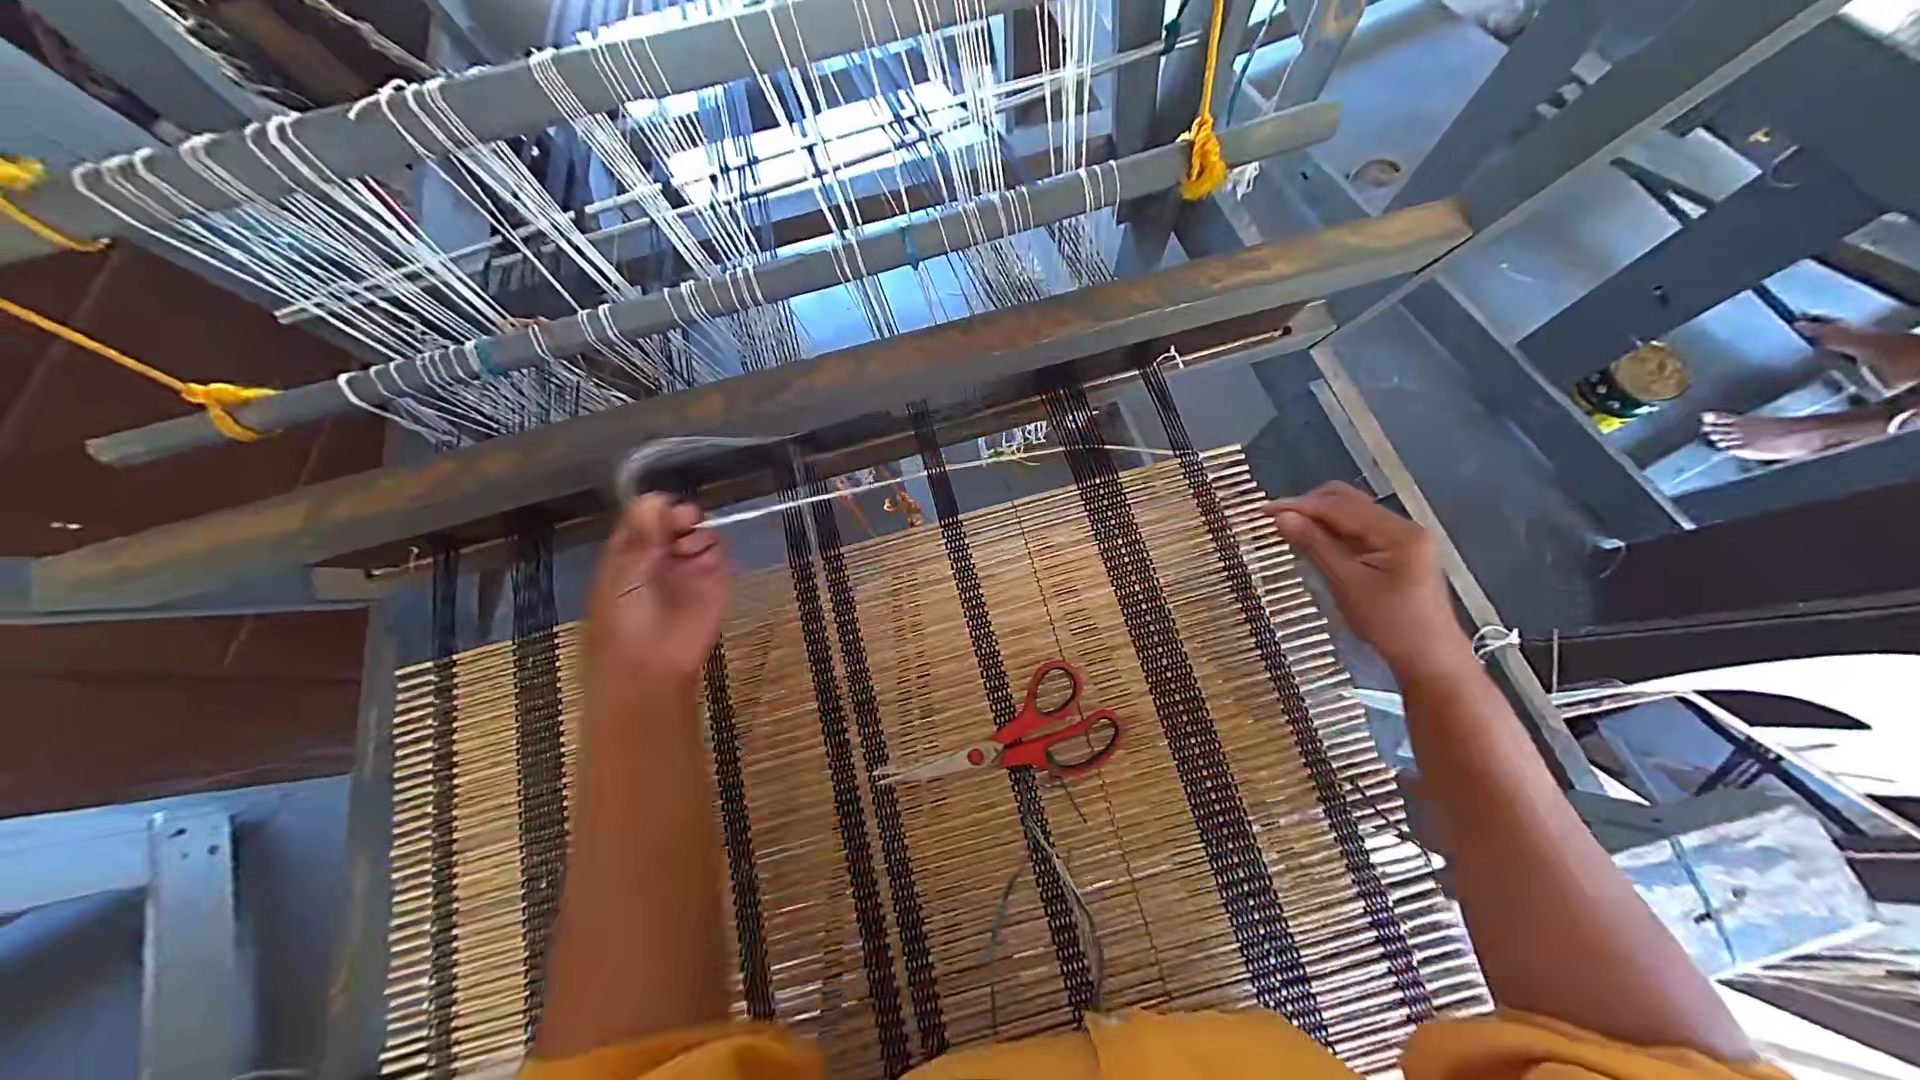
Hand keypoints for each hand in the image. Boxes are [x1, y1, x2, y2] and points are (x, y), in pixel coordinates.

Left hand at [585, 494, 732, 695]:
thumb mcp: (623, 577)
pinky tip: (708, 562)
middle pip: (675, 523)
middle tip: (686, 520)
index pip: (644, 520)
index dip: (654, 510)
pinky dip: (718, 553)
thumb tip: (654, 497)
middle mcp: (661, 559)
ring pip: (700, 536)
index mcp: (630, 556)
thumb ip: (641, 538)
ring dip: (698, 536)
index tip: (665, 508)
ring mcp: (690, 571)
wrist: (650, 669)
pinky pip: (722, 557)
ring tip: (691, 552)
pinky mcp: (716, 585)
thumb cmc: (623, 625)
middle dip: (680, 517)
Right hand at [1264, 483, 1469, 679]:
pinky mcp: (1395, 551)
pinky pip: (1357, 530)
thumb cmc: (1391, 624)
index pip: (1340, 506)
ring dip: (1319, 518)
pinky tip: (1313, 541)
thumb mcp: (1347, 584)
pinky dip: (1332, 532)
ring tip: (1289, 529)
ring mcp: (1400, 538)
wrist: (1429, 658)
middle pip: (1348, 501)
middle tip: (1275, 520)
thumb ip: (1315, 545)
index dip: (1300, 505)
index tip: (1265, 511)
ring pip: (1351, 513)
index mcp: (1398, 532)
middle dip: (1310, 506)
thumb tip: (1283, 518)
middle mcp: (1402, 527)